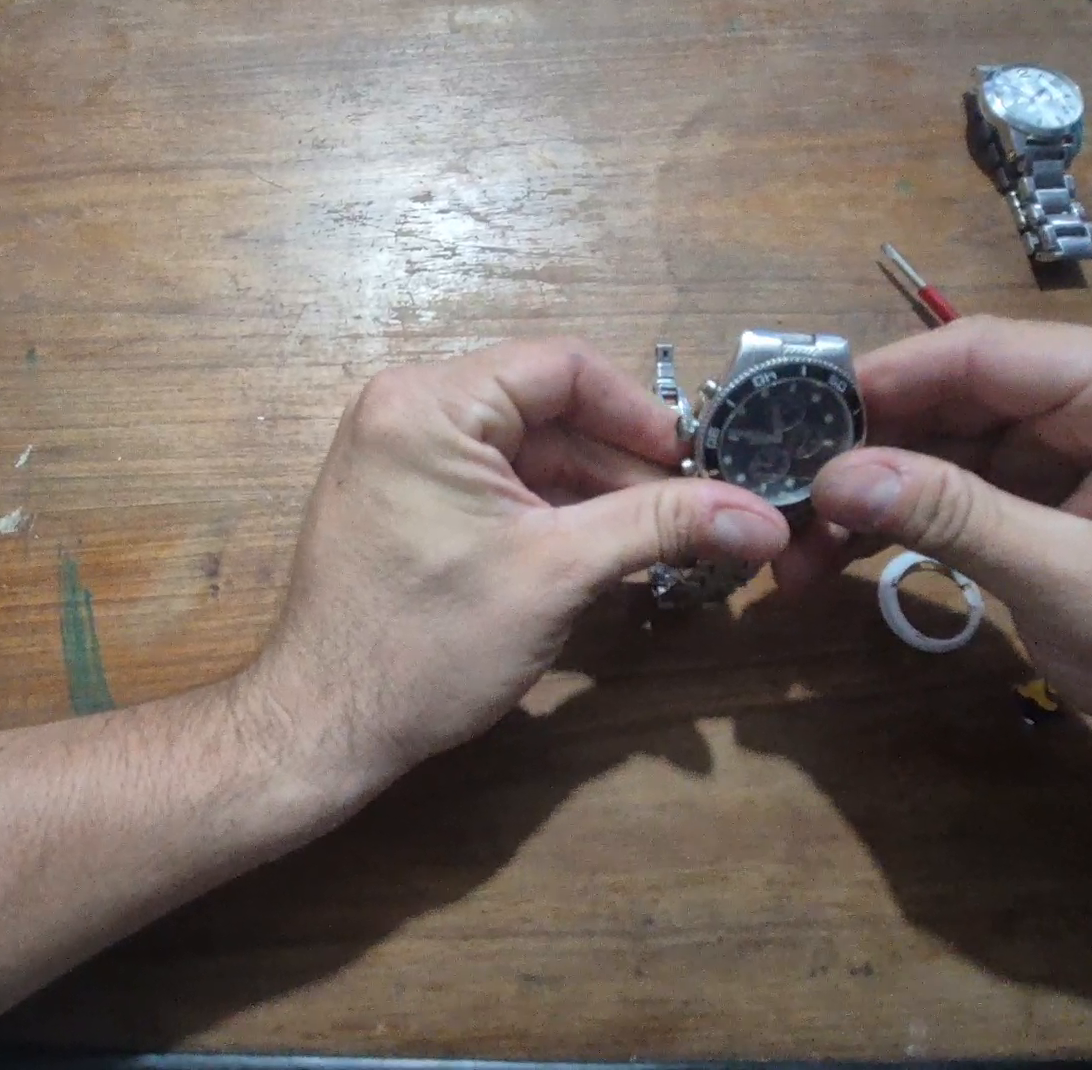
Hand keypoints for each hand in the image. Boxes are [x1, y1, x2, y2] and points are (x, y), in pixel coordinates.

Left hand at [248, 338, 790, 784]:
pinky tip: (597, 549)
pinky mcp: (401, 498)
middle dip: (619, 464)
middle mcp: (406, 410)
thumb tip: (765, 517)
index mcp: (429, 402)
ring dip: (588, 494)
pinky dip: (546, 513)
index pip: (560, 368)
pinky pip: (490, 485)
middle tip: (690, 512)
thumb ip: (661, 527)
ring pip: (520, 453)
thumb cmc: (431, 644)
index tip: (695, 462)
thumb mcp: (557, 573)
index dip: (638, 412)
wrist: (326, 724)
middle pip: (542, 411)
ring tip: (657, 541)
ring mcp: (397, 454)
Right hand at [774, 316, 1091, 767]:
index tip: (789, 422)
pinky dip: (905, 515)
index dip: (881, 381)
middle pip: (960, 397)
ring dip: (873, 493)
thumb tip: (833, 478)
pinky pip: (968, 481)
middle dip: (865, 452)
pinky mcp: (1072, 480)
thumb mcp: (1086, 592)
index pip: (992, 353)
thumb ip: (958, 521)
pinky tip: (845, 547)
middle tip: (781, 501)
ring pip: (950, 443)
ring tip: (801, 548)